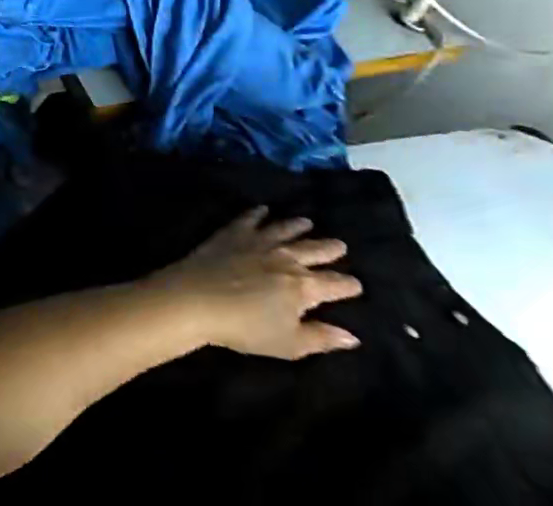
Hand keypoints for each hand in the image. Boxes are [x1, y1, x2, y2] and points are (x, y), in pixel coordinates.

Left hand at [152, 206, 362, 358]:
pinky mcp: (232, 233)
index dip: (348, 285)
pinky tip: (262, 209)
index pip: (335, 284)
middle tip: (340, 245)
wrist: (196, 298)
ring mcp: (258, 241)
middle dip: (330, 249)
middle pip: (314, 250)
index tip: (356, 285)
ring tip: (307, 222)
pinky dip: (258, 213)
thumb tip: (352, 336)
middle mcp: (285, 258)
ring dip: (298, 226)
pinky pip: (249, 218)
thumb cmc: (244, 327)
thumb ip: (322, 338)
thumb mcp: (289, 343)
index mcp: (303, 287)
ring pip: (284, 229)